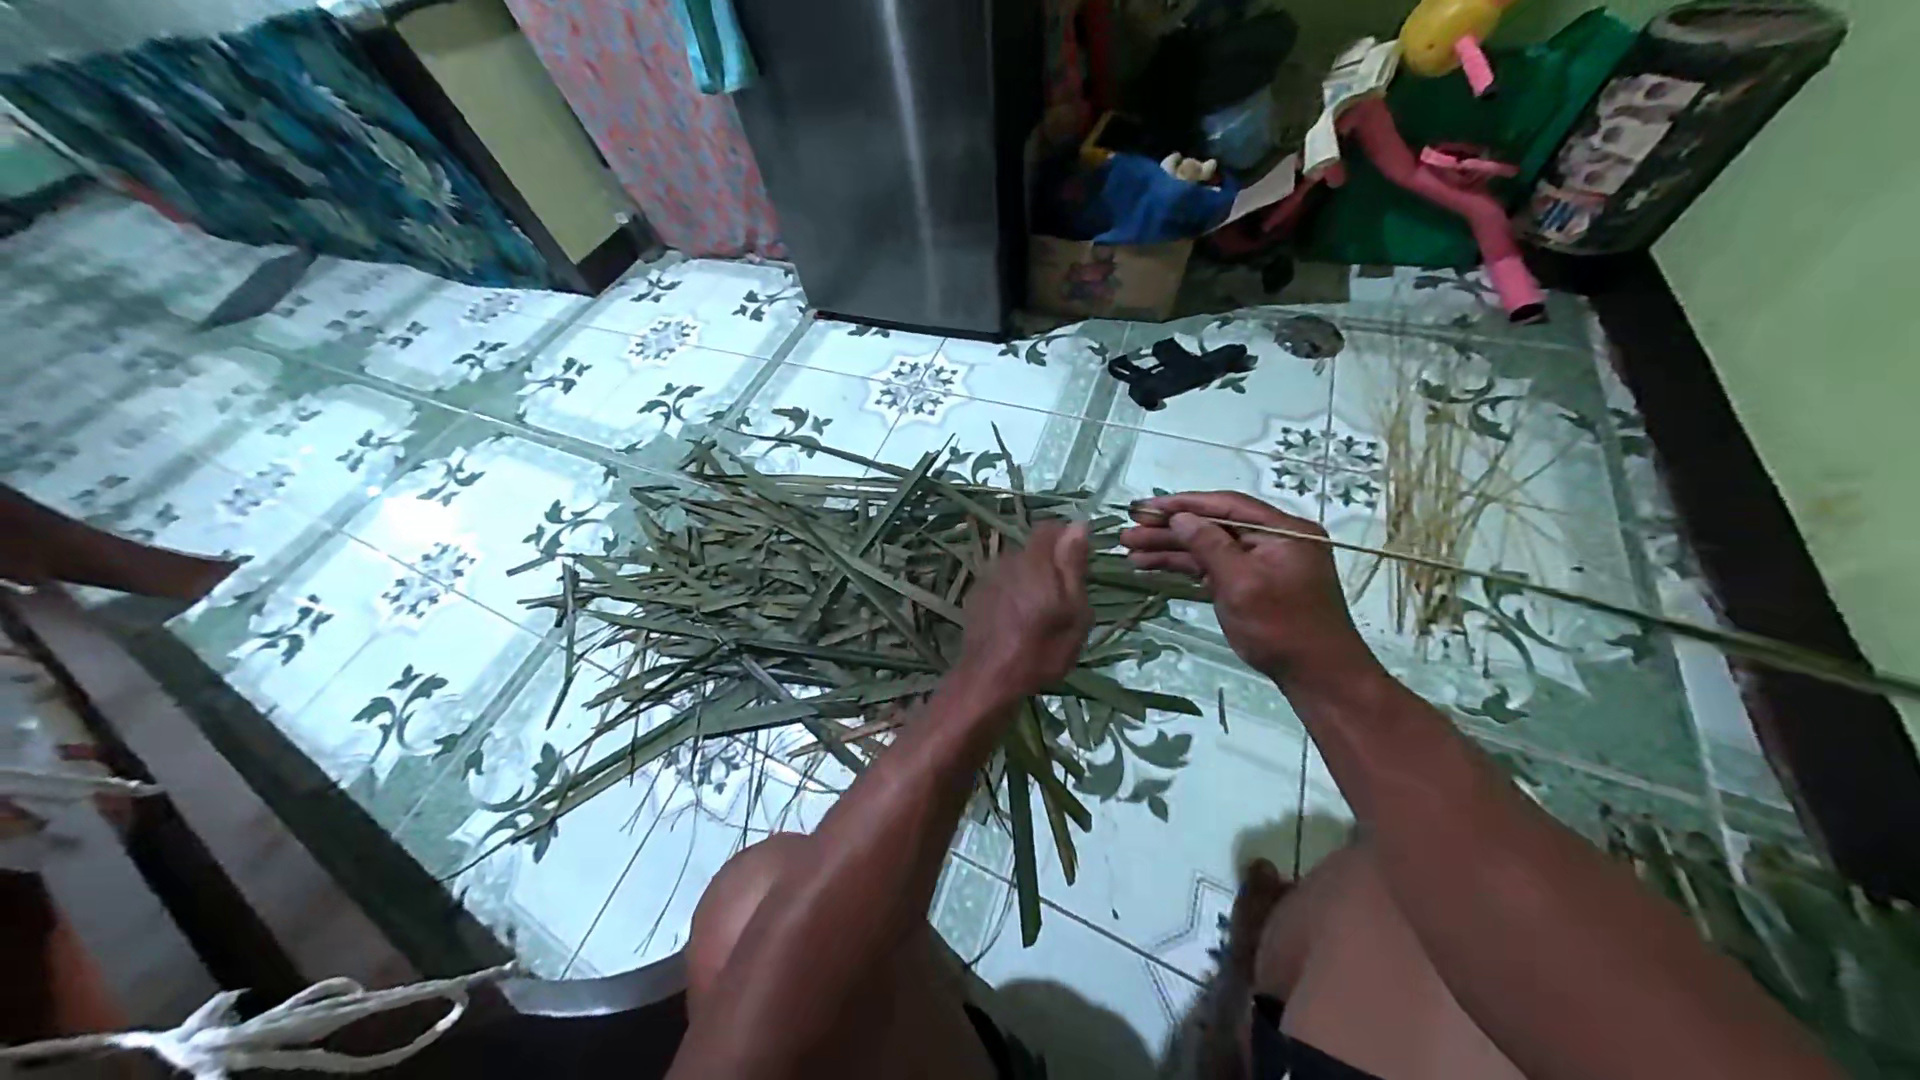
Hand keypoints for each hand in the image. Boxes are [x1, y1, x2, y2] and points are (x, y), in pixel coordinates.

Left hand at [958, 520, 1092, 699]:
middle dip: (1050, 564)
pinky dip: (1013, 593)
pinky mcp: (976, 597)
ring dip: (1030, 580)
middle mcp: (1006, 561)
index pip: (1049, 527)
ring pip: (1016, 567)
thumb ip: (1073, 566)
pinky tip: (1017, 621)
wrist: (989, 678)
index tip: (1078, 562)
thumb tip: (1077, 526)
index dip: (1066, 538)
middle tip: (1064, 597)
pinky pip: (1001, 584)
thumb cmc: (1042, 649)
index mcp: (1034, 561)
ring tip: (1040, 613)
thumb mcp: (1074, 611)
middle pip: (1033, 549)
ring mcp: (987, 578)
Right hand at [1120, 492, 1377, 687]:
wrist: (1316, 675)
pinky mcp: (1249, 583)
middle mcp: (1273, 539)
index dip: (1183, 504)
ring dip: (1170, 548)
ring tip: (1130, 551)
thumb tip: (1181, 517)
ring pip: (1208, 547)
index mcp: (1283, 530)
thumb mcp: (1242, 583)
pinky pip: (1212, 567)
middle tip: (1128, 532)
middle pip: (1213, 525)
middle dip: (1169, 529)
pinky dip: (1184, 566)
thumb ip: (1210, 545)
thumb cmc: (1282, 627)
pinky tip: (1152, 565)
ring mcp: (1260, 562)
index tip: (1146, 508)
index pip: (1226, 505)